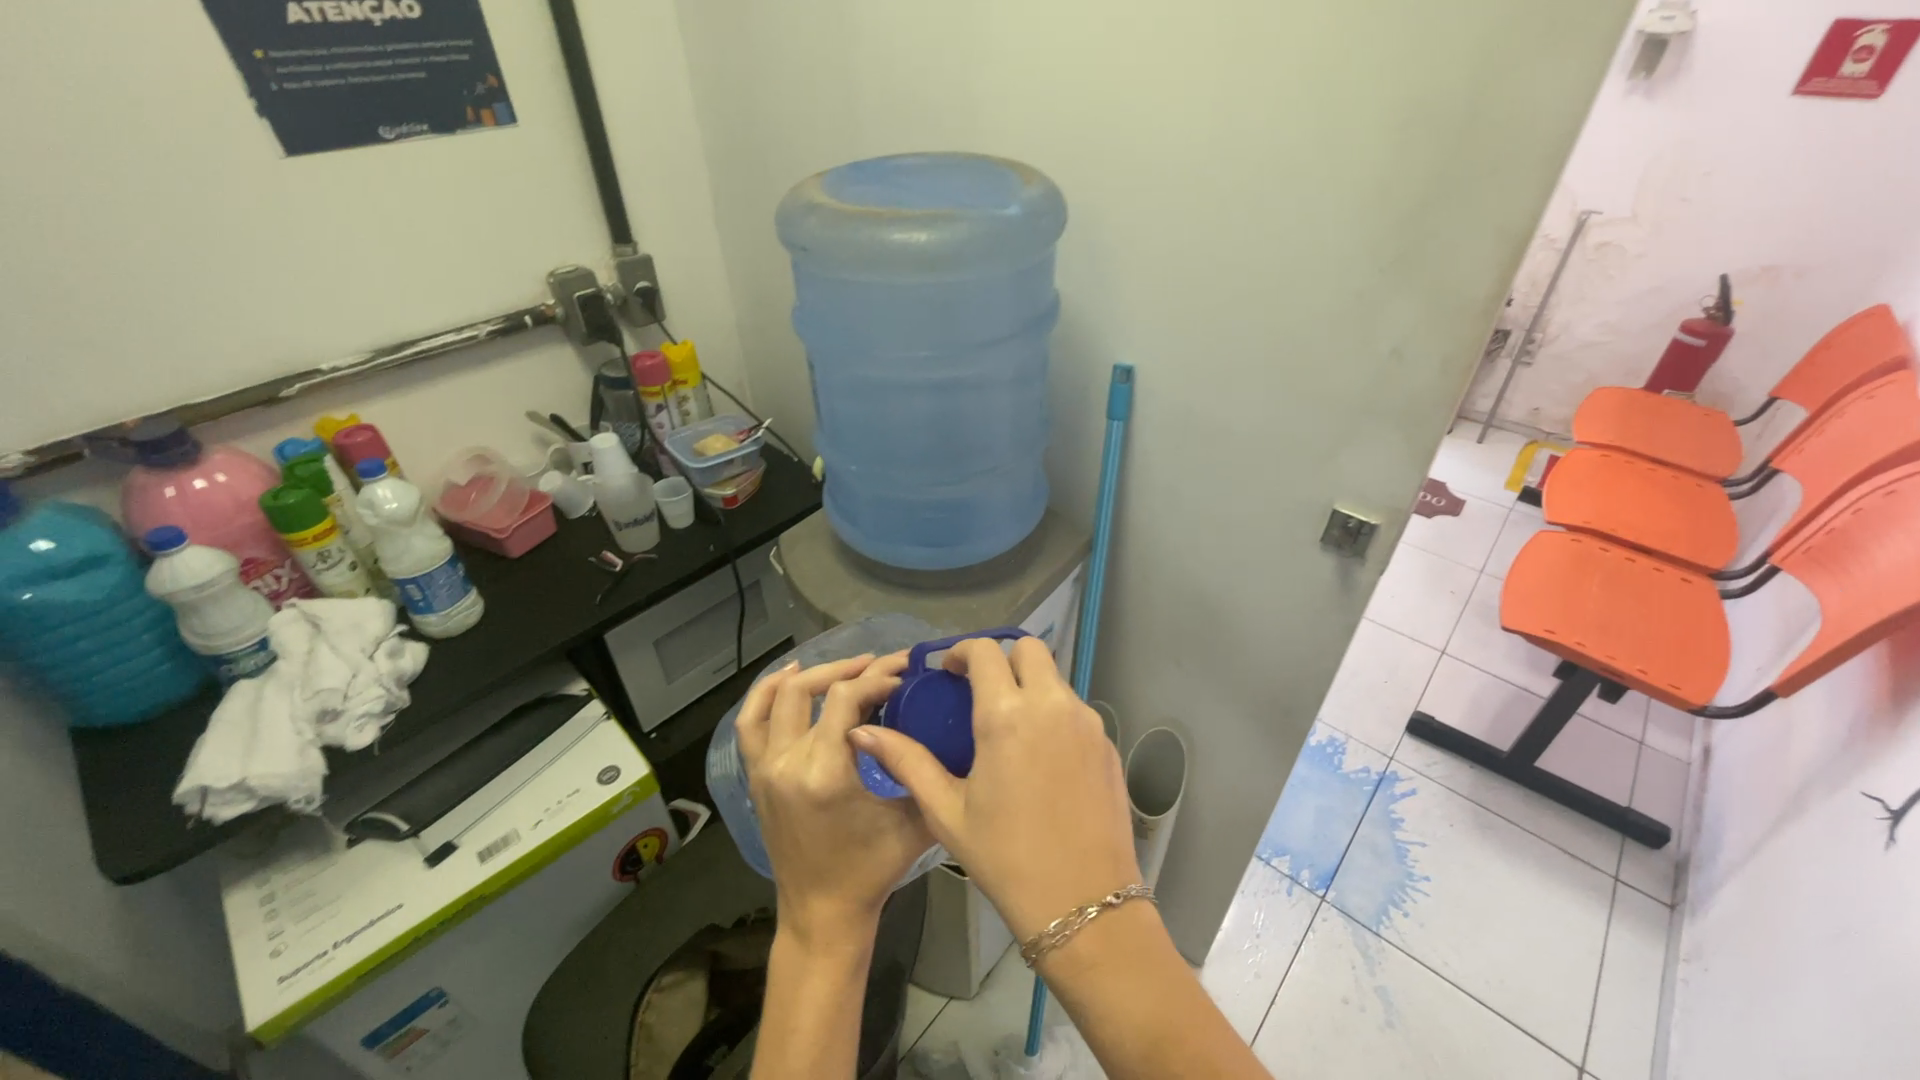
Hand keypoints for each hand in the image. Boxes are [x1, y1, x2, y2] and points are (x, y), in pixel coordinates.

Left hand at [736, 652, 933, 939]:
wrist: (823, 913)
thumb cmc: (871, 871)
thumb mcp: (913, 821)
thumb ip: (922, 769)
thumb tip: (939, 723)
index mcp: (824, 772)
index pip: (845, 699)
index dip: (877, 679)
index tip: (906, 675)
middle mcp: (786, 763)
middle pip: (810, 690)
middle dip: (851, 669)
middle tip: (887, 664)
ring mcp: (764, 769)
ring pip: (778, 698)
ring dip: (813, 675)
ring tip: (847, 666)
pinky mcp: (755, 777)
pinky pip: (750, 723)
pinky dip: (766, 693)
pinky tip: (790, 676)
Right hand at [849, 638, 1139, 941]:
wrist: (1084, 903)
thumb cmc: (1006, 858)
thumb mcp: (946, 812)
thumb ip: (905, 761)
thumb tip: (863, 733)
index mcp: (1006, 715)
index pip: (985, 650)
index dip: (961, 651)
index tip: (947, 672)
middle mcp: (1052, 705)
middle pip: (1030, 649)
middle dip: (1001, 658)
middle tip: (979, 691)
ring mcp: (1088, 723)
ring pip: (1055, 679)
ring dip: (1029, 686)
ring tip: (1006, 729)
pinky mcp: (1108, 745)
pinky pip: (1076, 711)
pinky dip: (1053, 715)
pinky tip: (1039, 759)